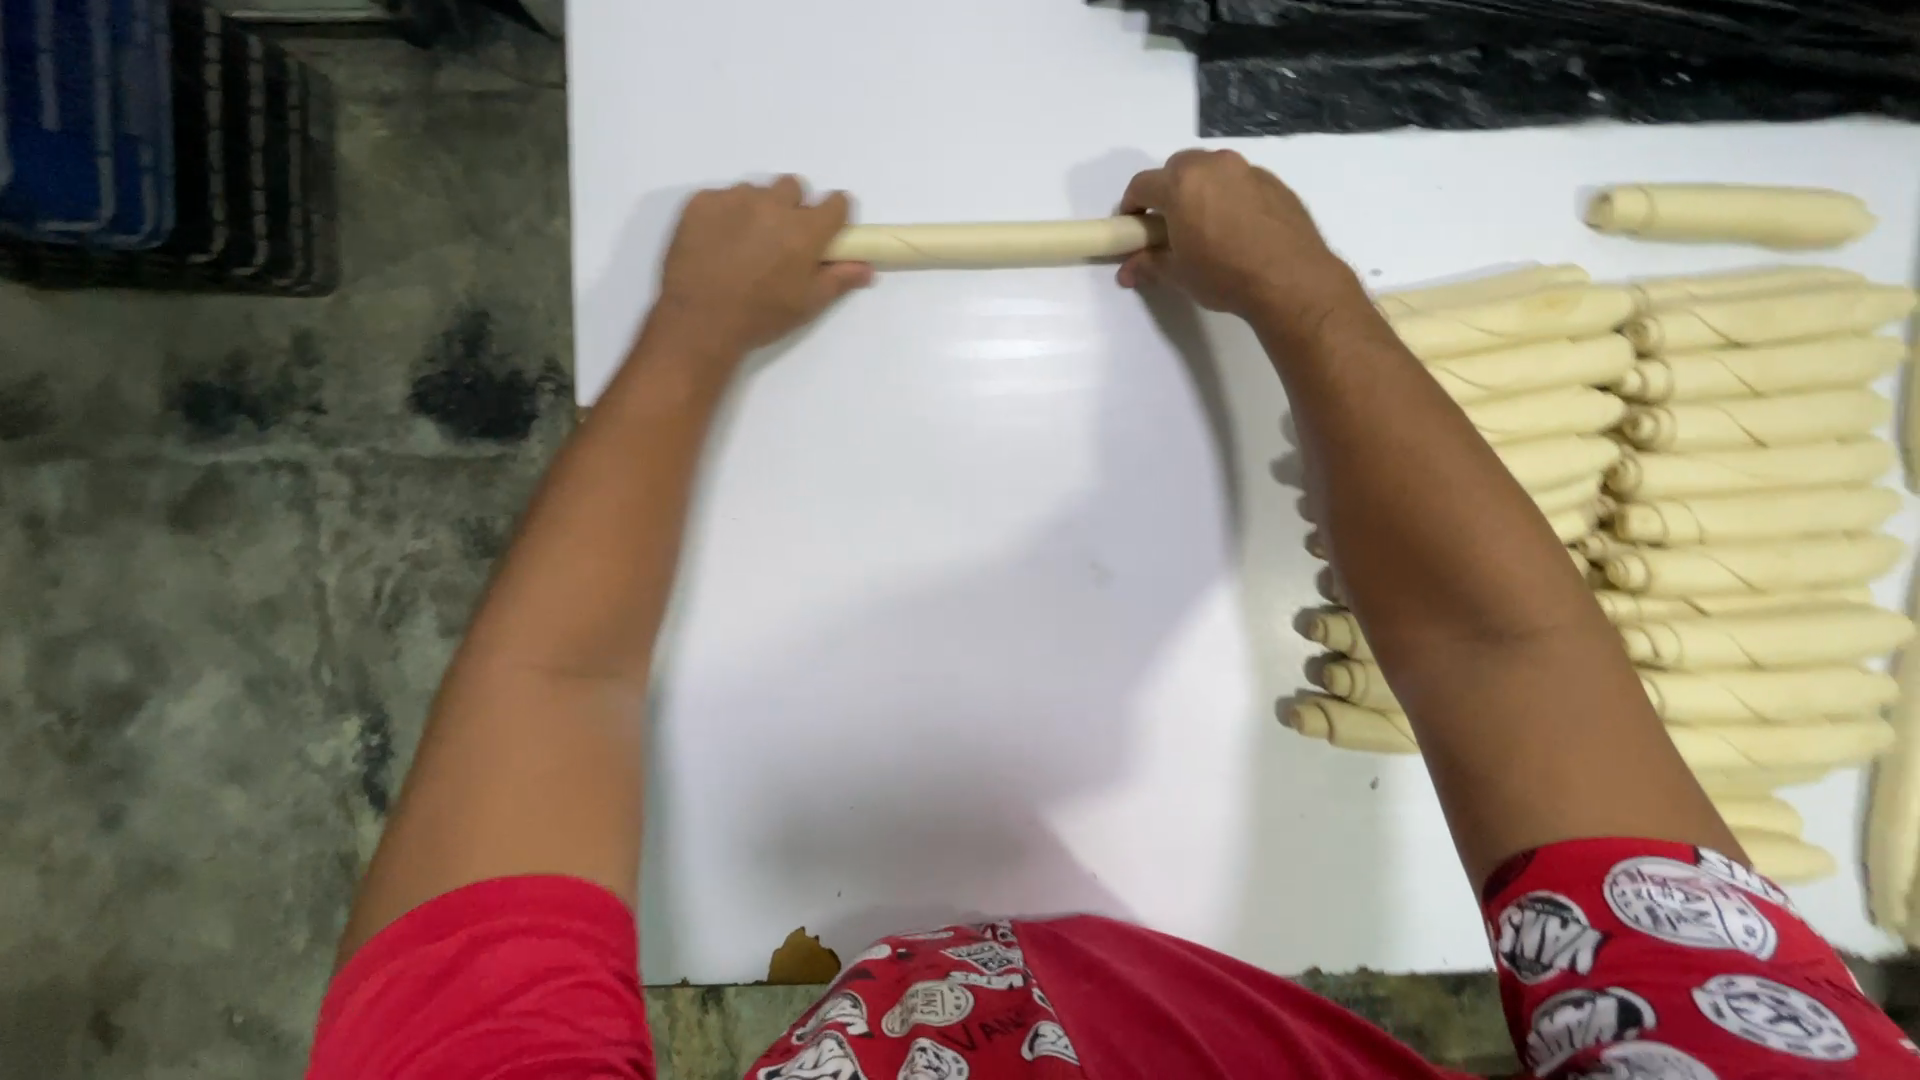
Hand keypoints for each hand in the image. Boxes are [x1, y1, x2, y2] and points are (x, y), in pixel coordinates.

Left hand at [649, 177, 873, 357]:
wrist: (700, 321)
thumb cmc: (761, 316)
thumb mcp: (807, 304)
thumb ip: (839, 279)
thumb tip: (866, 268)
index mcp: (805, 230)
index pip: (835, 202)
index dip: (834, 214)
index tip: (827, 229)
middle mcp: (772, 205)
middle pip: (792, 187)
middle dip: (793, 207)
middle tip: (780, 239)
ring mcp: (733, 199)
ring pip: (755, 191)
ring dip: (758, 208)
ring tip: (745, 242)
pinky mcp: (701, 202)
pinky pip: (721, 197)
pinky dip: (725, 214)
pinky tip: (718, 242)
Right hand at [1117, 150, 1361, 330]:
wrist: (1289, 278)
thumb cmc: (1224, 275)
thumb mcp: (1179, 275)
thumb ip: (1149, 265)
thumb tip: (1126, 271)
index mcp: (1182, 184)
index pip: (1142, 185)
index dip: (1131, 205)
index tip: (1132, 226)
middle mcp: (1213, 166)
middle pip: (1177, 168)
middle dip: (1166, 191)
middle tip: (1168, 224)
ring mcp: (1247, 169)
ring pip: (1212, 170)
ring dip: (1200, 189)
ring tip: (1205, 224)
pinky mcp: (1273, 181)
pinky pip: (1240, 181)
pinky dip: (1230, 196)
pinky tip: (1237, 227)